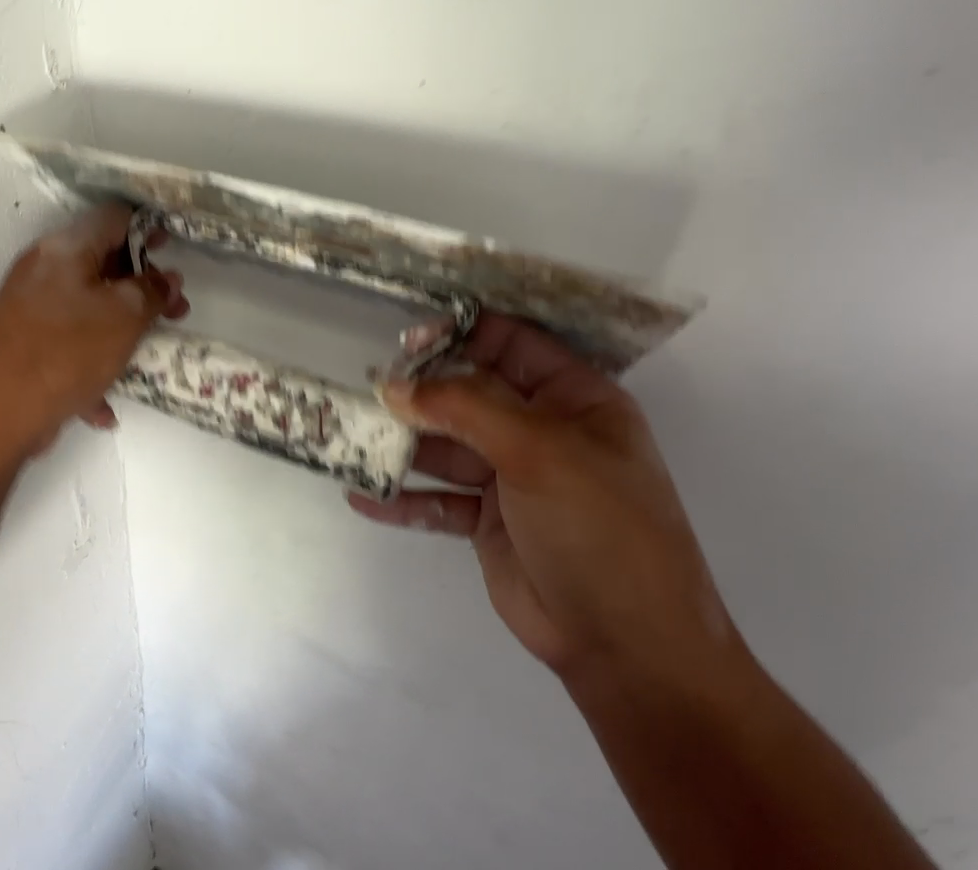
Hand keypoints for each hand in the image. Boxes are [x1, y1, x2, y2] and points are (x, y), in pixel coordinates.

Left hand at [0, 204, 188, 458]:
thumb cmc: (64, 354)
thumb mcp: (122, 317)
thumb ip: (151, 292)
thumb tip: (165, 279)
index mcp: (63, 250)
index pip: (112, 218)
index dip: (147, 228)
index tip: (173, 251)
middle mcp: (41, 272)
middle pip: (100, 264)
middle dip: (142, 286)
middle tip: (175, 311)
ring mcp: (29, 311)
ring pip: (87, 308)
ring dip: (122, 328)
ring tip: (148, 355)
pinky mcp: (24, 348)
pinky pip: (68, 347)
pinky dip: (91, 367)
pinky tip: (104, 406)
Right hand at [350, 315, 740, 686]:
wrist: (625, 641)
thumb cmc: (597, 527)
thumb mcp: (539, 451)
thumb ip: (464, 408)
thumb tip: (394, 385)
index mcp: (575, 400)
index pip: (512, 345)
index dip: (462, 336)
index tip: (408, 343)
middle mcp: (542, 432)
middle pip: (469, 394)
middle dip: (420, 392)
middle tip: (370, 392)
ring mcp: (512, 479)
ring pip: (446, 447)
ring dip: (403, 444)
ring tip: (352, 440)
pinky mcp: (487, 523)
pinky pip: (436, 500)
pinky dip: (401, 498)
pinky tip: (360, 496)